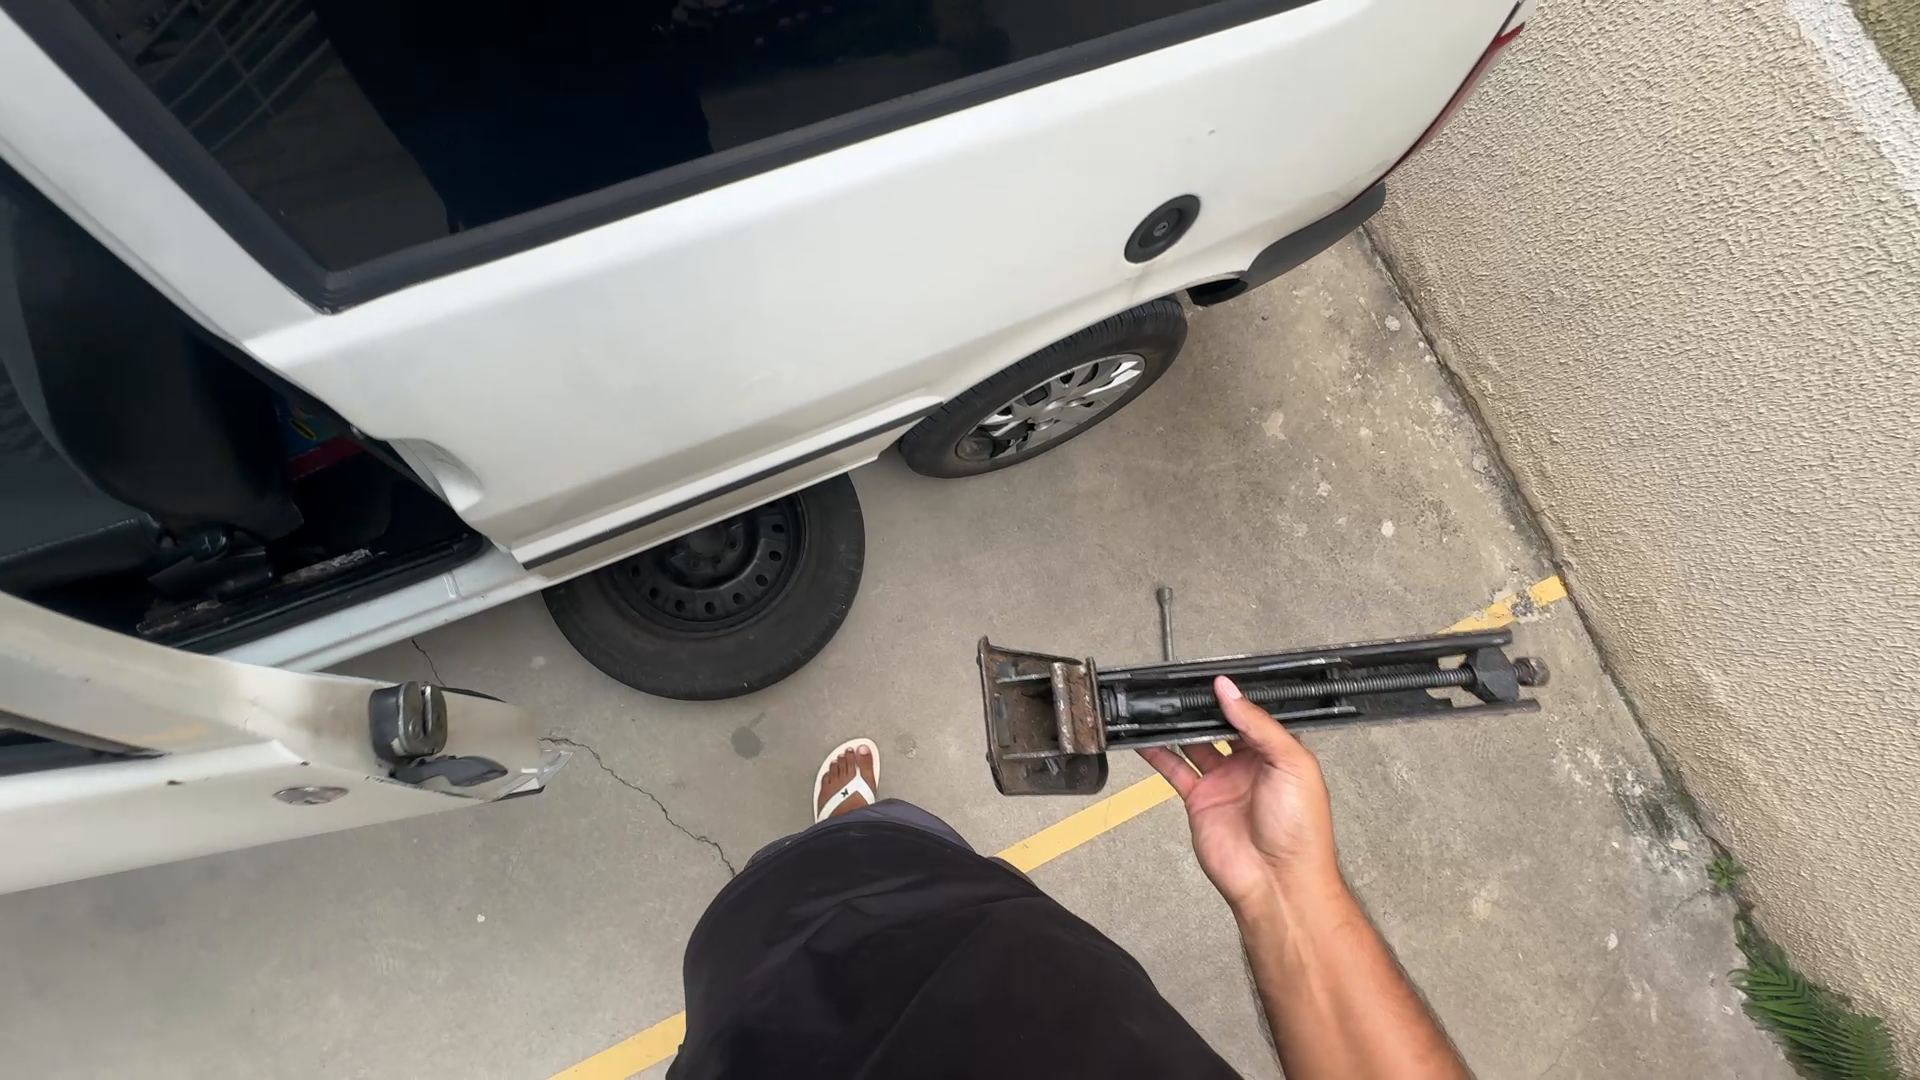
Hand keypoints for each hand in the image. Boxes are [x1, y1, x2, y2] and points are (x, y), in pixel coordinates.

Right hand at [1139, 676, 1340, 916]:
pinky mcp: (1200, 799)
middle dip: (1202, 709)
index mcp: (1277, 753)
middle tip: (1182, 690)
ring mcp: (1223, 782)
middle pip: (1219, 726)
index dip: (1234, 697)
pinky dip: (1158, 754)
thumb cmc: (1301, 833)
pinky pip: (1175, 770)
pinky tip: (1146, 739)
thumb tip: (1232, 692)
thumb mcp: (1291, 765)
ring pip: (1193, 744)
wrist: (1277, 882)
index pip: (1252, 715)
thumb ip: (1259, 725)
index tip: (1214, 681)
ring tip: (1160, 707)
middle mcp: (1249, 765)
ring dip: (1177, 727)